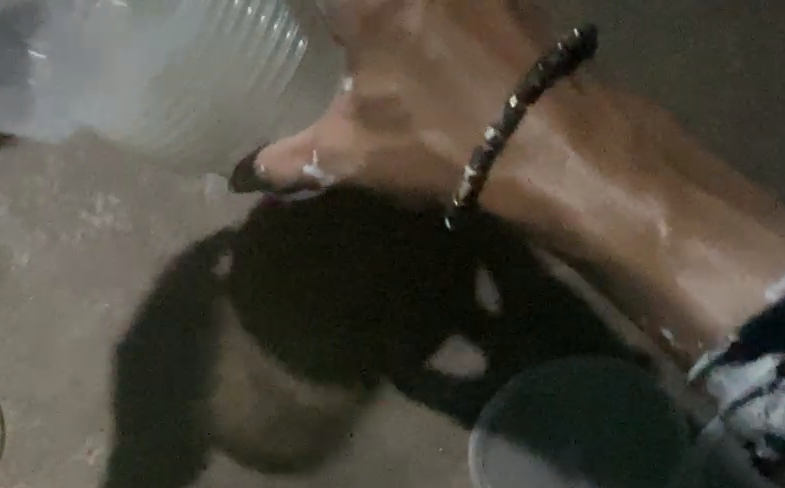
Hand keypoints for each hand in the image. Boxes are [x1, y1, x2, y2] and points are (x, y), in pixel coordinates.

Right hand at [247, 0, 565, 205]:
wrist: (539, 137)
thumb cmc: (433, 141)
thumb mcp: (350, 155)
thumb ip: (289, 160)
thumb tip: (245, 173)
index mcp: (369, 2)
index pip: (315, 0)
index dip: (299, 10)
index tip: (290, 20)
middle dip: (343, 13)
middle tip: (325, 26)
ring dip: (386, 13)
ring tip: (372, 31)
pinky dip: (430, 10)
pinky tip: (424, 30)